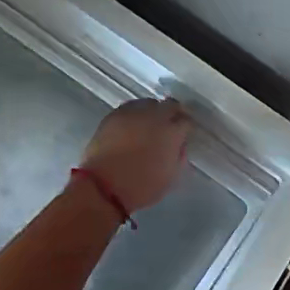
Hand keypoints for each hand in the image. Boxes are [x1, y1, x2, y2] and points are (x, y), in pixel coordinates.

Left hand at [78, 98, 190, 213]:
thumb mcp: (171, 176)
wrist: (103, 187)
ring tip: (149, 124)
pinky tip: (133, 125)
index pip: (187, 121)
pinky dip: (135, 114)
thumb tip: (178, 145)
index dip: (186, 127)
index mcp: (172, 133)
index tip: (184, 134)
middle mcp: (155, 117)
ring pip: (149, 103)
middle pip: (170, 105)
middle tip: (170, 126)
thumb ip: (178, 156)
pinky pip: (130, 108)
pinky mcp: (114, 115)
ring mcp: (133, 113)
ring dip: (153, 111)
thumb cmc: (142, 187)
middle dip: (173, 113)